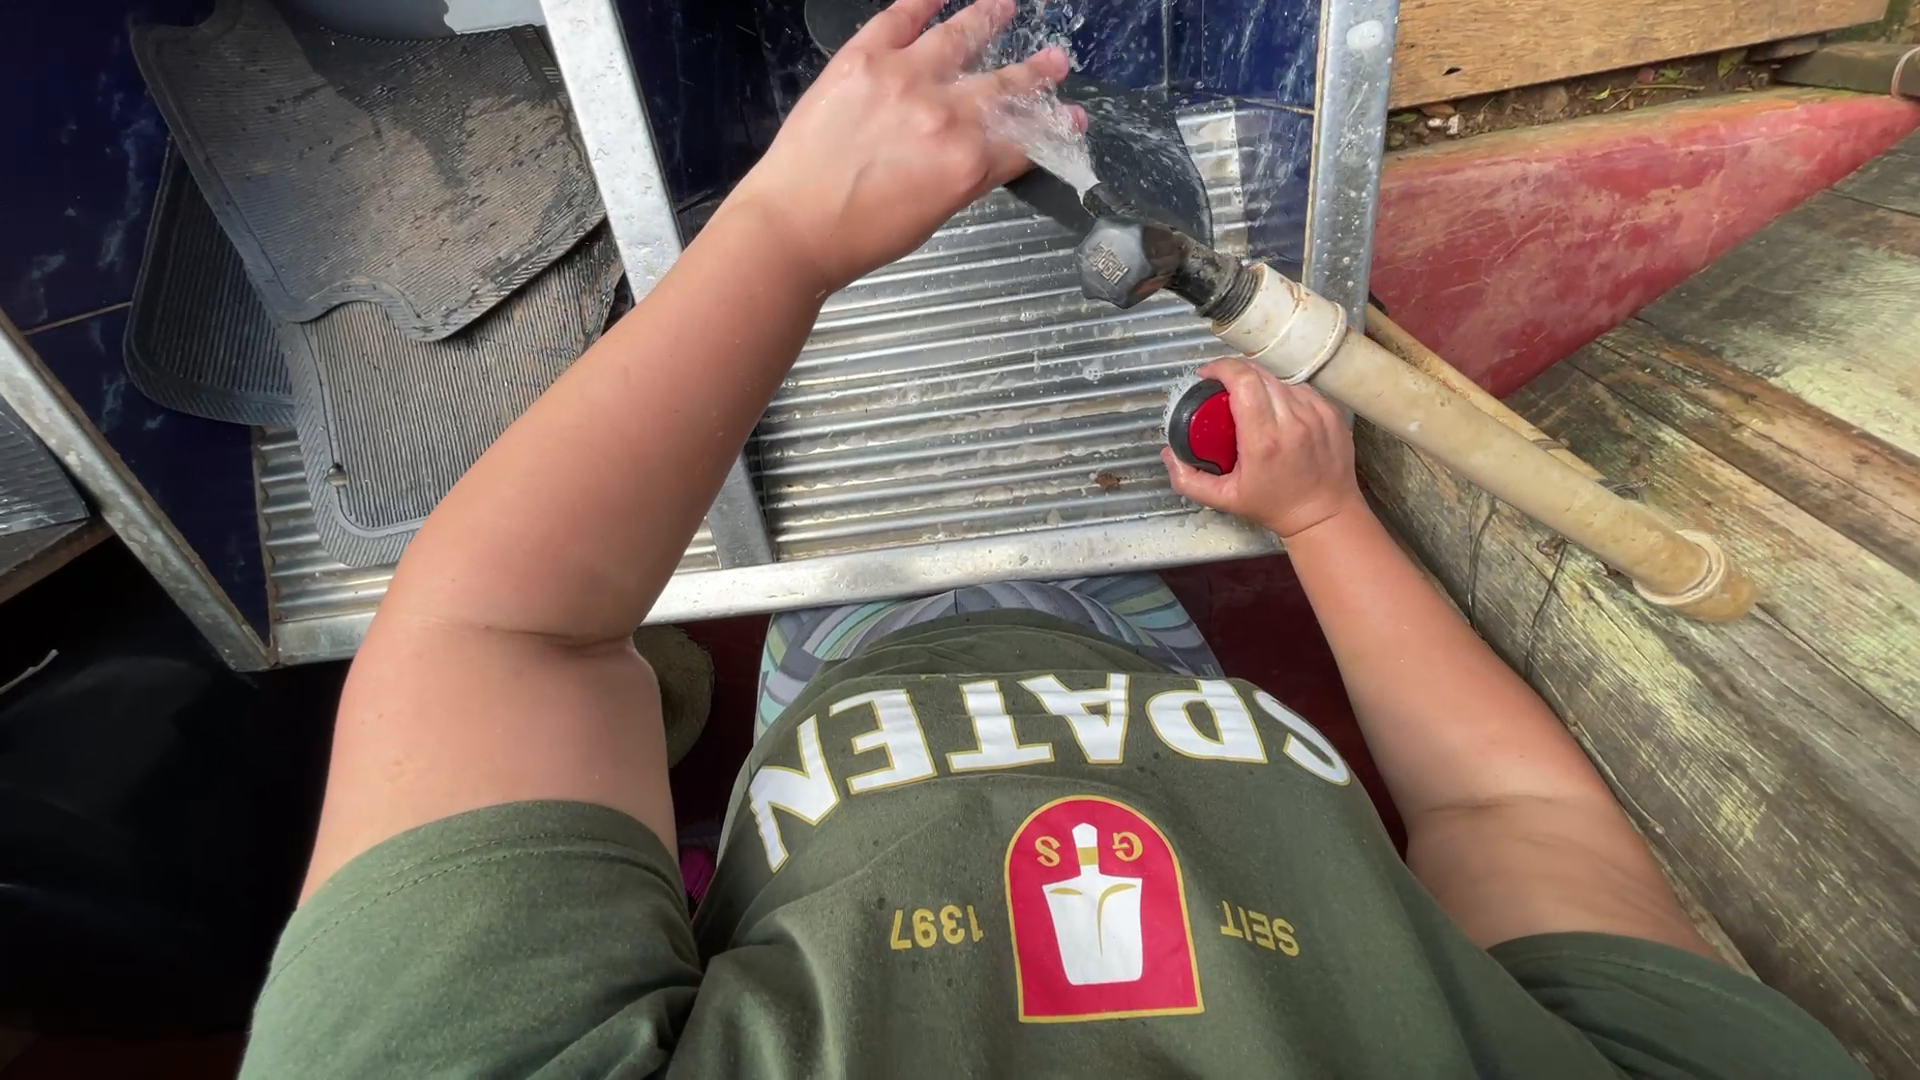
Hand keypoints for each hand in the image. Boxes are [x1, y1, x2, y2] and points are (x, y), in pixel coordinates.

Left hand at [725, 0, 1071, 294]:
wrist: (794, 226)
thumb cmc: (860, 238)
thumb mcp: (931, 218)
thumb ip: (962, 179)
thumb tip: (978, 154)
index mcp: (966, 165)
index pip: (1022, 141)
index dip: (1051, 131)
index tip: (1070, 120)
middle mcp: (945, 115)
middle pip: (1004, 89)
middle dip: (1037, 77)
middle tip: (1057, 63)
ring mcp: (904, 78)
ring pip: (961, 39)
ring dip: (989, 20)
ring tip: (1006, 6)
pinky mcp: (863, 58)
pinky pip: (901, 17)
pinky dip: (923, 2)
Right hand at [1161, 359, 1365, 538]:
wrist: (1324, 514)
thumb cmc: (1275, 506)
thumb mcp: (1223, 499)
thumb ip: (1188, 479)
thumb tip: (1169, 453)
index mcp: (1264, 440)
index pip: (1243, 381)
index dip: (1221, 368)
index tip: (1208, 374)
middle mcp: (1294, 421)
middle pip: (1260, 373)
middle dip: (1236, 373)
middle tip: (1222, 388)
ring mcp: (1317, 413)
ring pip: (1280, 378)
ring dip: (1259, 383)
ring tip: (1249, 403)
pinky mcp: (1331, 411)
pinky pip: (1300, 388)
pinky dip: (1282, 393)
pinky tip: (1275, 412)